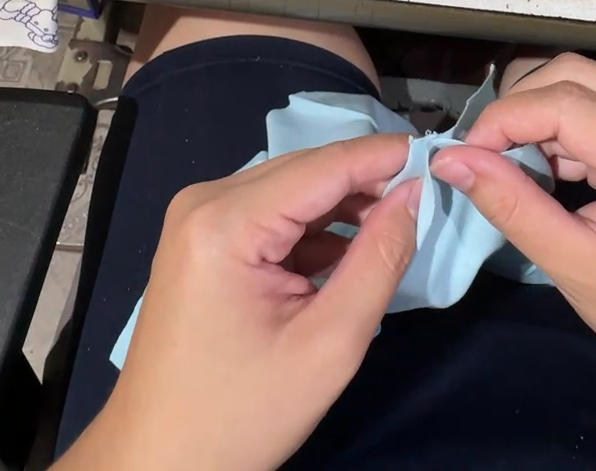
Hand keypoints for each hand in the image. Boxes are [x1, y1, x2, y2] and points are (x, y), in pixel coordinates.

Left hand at [63, 134, 421, 470]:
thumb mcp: (329, 344)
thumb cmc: (242, 414)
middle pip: (306, 171)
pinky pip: (271, 211)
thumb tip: (416, 193)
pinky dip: (312, 227)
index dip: (385, 156)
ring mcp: (199, 215)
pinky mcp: (202, 235)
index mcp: (226, 220)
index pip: (324, 165)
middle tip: (424, 200)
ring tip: (392, 230)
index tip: (439, 158)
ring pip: (292, 188)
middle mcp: (206, 199)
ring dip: (342, 205)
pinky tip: (346, 253)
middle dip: (366, 182)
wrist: (156, 463)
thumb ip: (380, 259)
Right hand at [428, 54, 595, 408]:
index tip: (464, 156)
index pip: (567, 103)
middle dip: (520, 106)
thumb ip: (513, 207)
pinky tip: (554, 172)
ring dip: (541, 114)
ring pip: (589, 83)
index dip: (505, 119)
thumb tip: (450, 160)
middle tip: (487, 156)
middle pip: (577, 74)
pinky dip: (565, 128)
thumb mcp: (580, 271)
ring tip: (519, 170)